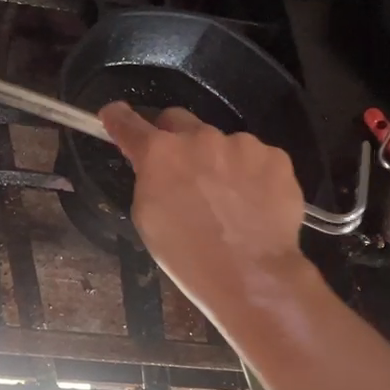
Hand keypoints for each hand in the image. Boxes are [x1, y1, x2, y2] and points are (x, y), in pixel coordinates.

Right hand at [99, 102, 311, 318]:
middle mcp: (200, 138)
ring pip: (220, 143)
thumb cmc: (185, 252)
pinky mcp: (276, 157)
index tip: (113, 115)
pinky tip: (250, 203)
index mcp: (160, 153)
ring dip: (215, 161)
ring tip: (224, 200)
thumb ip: (148, 179)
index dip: (117, 118)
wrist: (249, 273)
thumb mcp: (147, 216)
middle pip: (177, 121)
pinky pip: (254, 158)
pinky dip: (249, 174)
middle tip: (178, 170)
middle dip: (172, 139)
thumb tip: (154, 167)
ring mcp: (242, 144)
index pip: (129, 124)